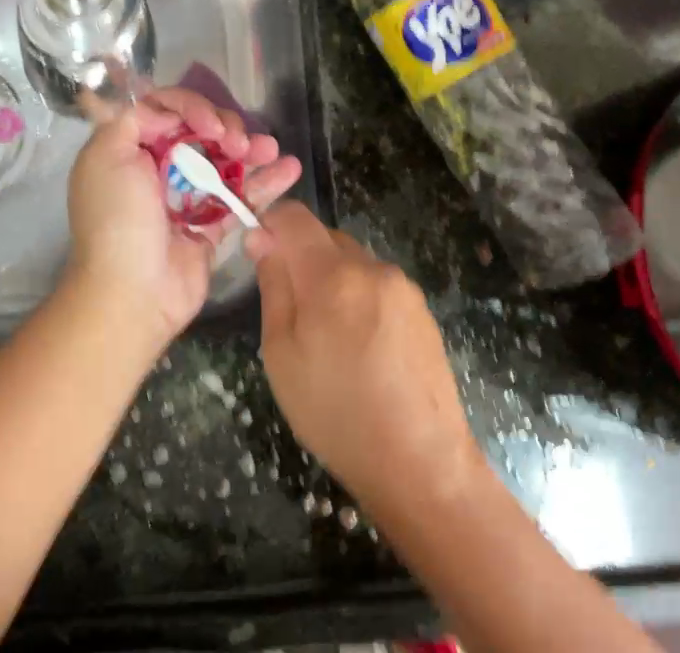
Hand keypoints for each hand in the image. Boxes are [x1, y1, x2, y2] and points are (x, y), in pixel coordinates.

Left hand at [64, 88, 301, 344]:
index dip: (190, 107)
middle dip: (224, 128)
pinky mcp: (209, 228)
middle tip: (237, 143)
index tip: (208, 125)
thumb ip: (133, 121)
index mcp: (125, 150)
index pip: (162, 109)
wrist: (131, 292)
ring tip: (271, 149)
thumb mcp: (106, 156)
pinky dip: (264, 183)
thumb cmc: (117, 220)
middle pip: (196, 132)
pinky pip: (238, 197)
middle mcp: (153, 170)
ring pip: (221, 162)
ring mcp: (183, 199)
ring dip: (249, 150)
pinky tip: (289, 168)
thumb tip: (168, 114)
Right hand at [247, 203, 480, 505]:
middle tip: (288, 311)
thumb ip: (273, 287)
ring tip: (325, 338)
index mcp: (332, 276)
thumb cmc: (334, 412)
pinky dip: (357, 301)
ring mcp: (404, 290)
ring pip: (351, 264)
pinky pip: (376, 287)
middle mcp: (372, 269)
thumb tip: (262, 238)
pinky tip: (357, 350)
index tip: (256, 257)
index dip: (268, 225)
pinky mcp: (423, 312)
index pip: (293, 216)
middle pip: (324, 238)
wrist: (420, 463)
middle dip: (299, 258)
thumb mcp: (281, 352)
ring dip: (330, 281)